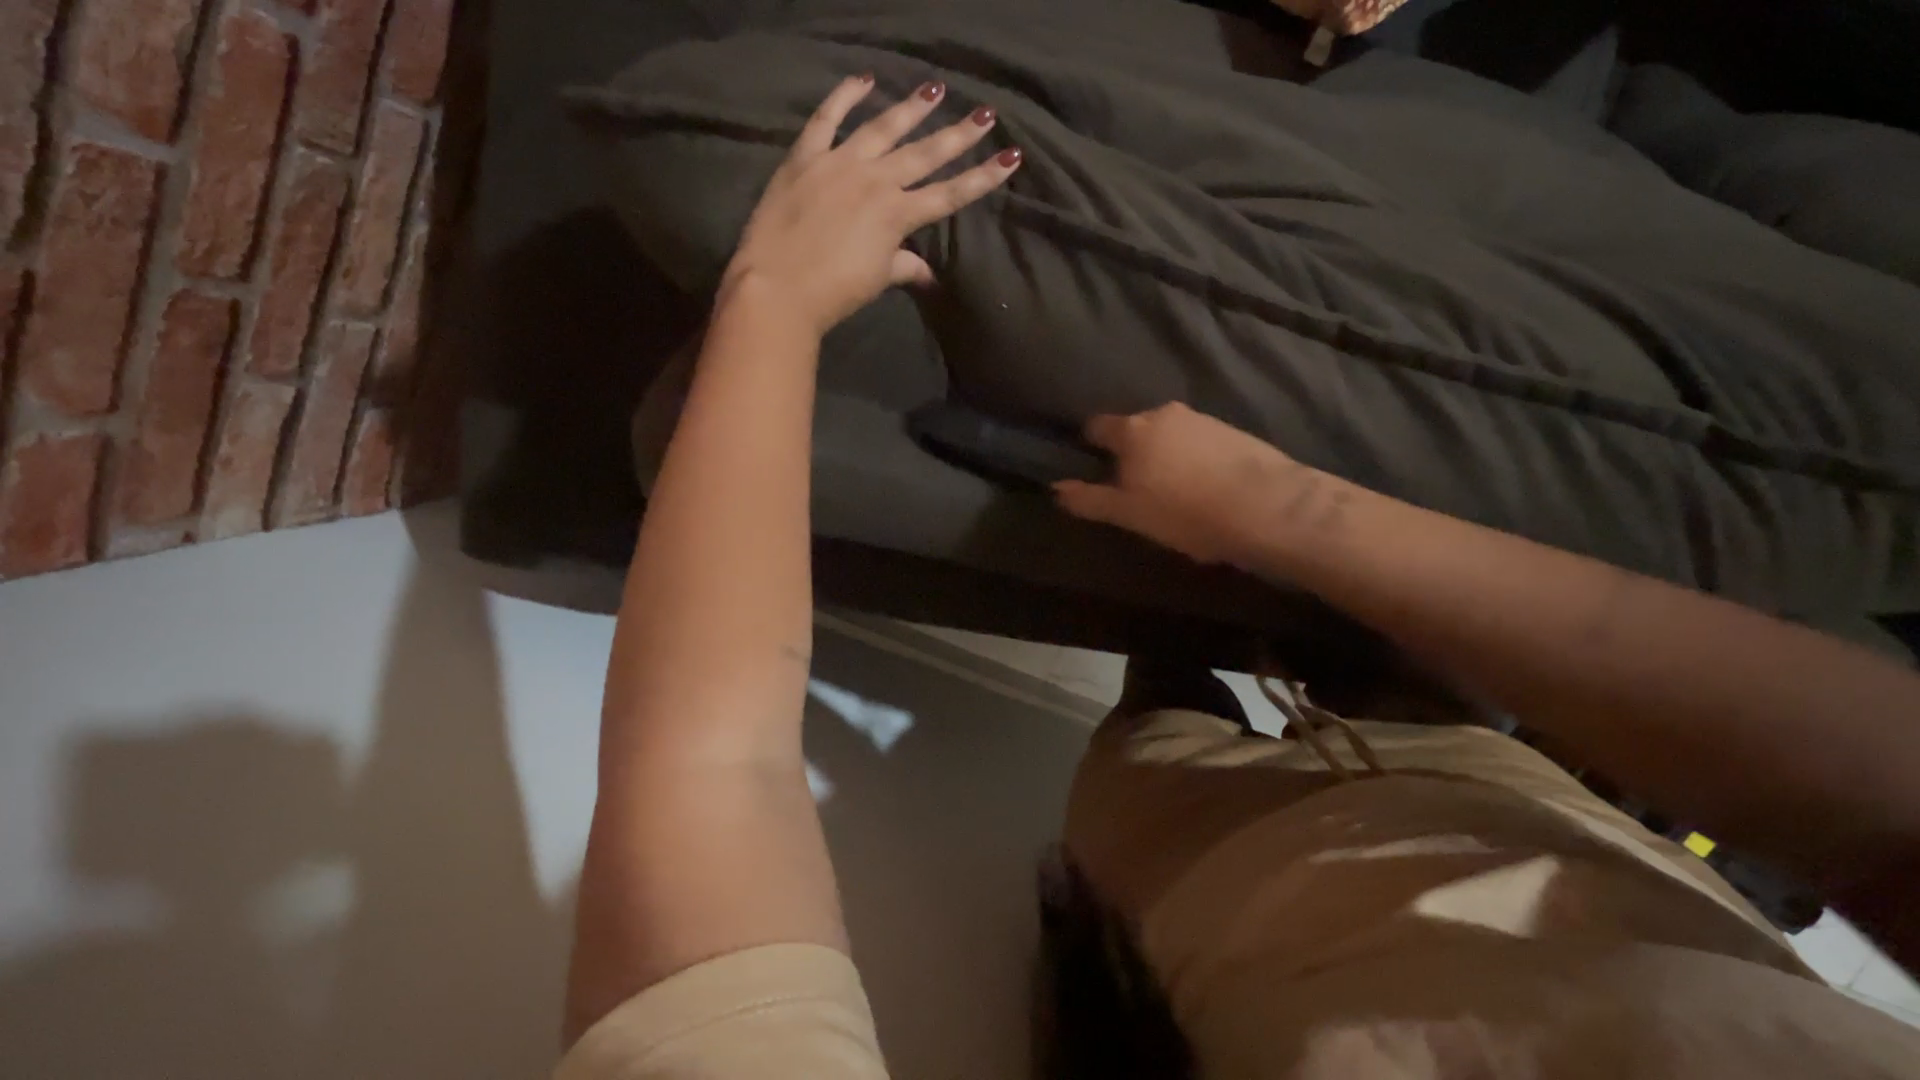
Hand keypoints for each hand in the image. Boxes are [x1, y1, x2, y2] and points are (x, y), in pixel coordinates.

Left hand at [721, 75, 1021, 335]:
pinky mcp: (805, 158)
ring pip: (884, 129)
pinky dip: (845, 97)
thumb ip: (903, 267)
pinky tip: (864, 80)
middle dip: (958, 134)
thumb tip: (928, 274)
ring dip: (911, 108)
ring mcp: (841, 164)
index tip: (1010, 157)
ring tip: (934, 89)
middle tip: (984, 113)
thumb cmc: (833, 293)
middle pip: (925, 154)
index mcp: (898, 215)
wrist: (778, 288)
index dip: (982, 177)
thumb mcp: (876, 279)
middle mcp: (876, 181)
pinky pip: (827, 119)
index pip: (950, 194)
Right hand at [1054, 403, 1298, 564]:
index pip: (1097, 427)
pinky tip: (1206, 490)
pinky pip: (1200, 444)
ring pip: (1170, 437)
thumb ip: (1090, 499)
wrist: (1265, 506)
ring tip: (1175, 495)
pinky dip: (1195, 461)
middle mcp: (1164, 414)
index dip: (1090, 448)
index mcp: (1132, 430)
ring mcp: (1202, 419)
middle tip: (1136, 491)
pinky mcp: (1234, 431)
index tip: (1094, 471)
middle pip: (1136, 431)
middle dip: (1132, 455)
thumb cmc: (1184, 512)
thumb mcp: (1129, 514)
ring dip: (1166, 458)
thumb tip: (1055, 487)